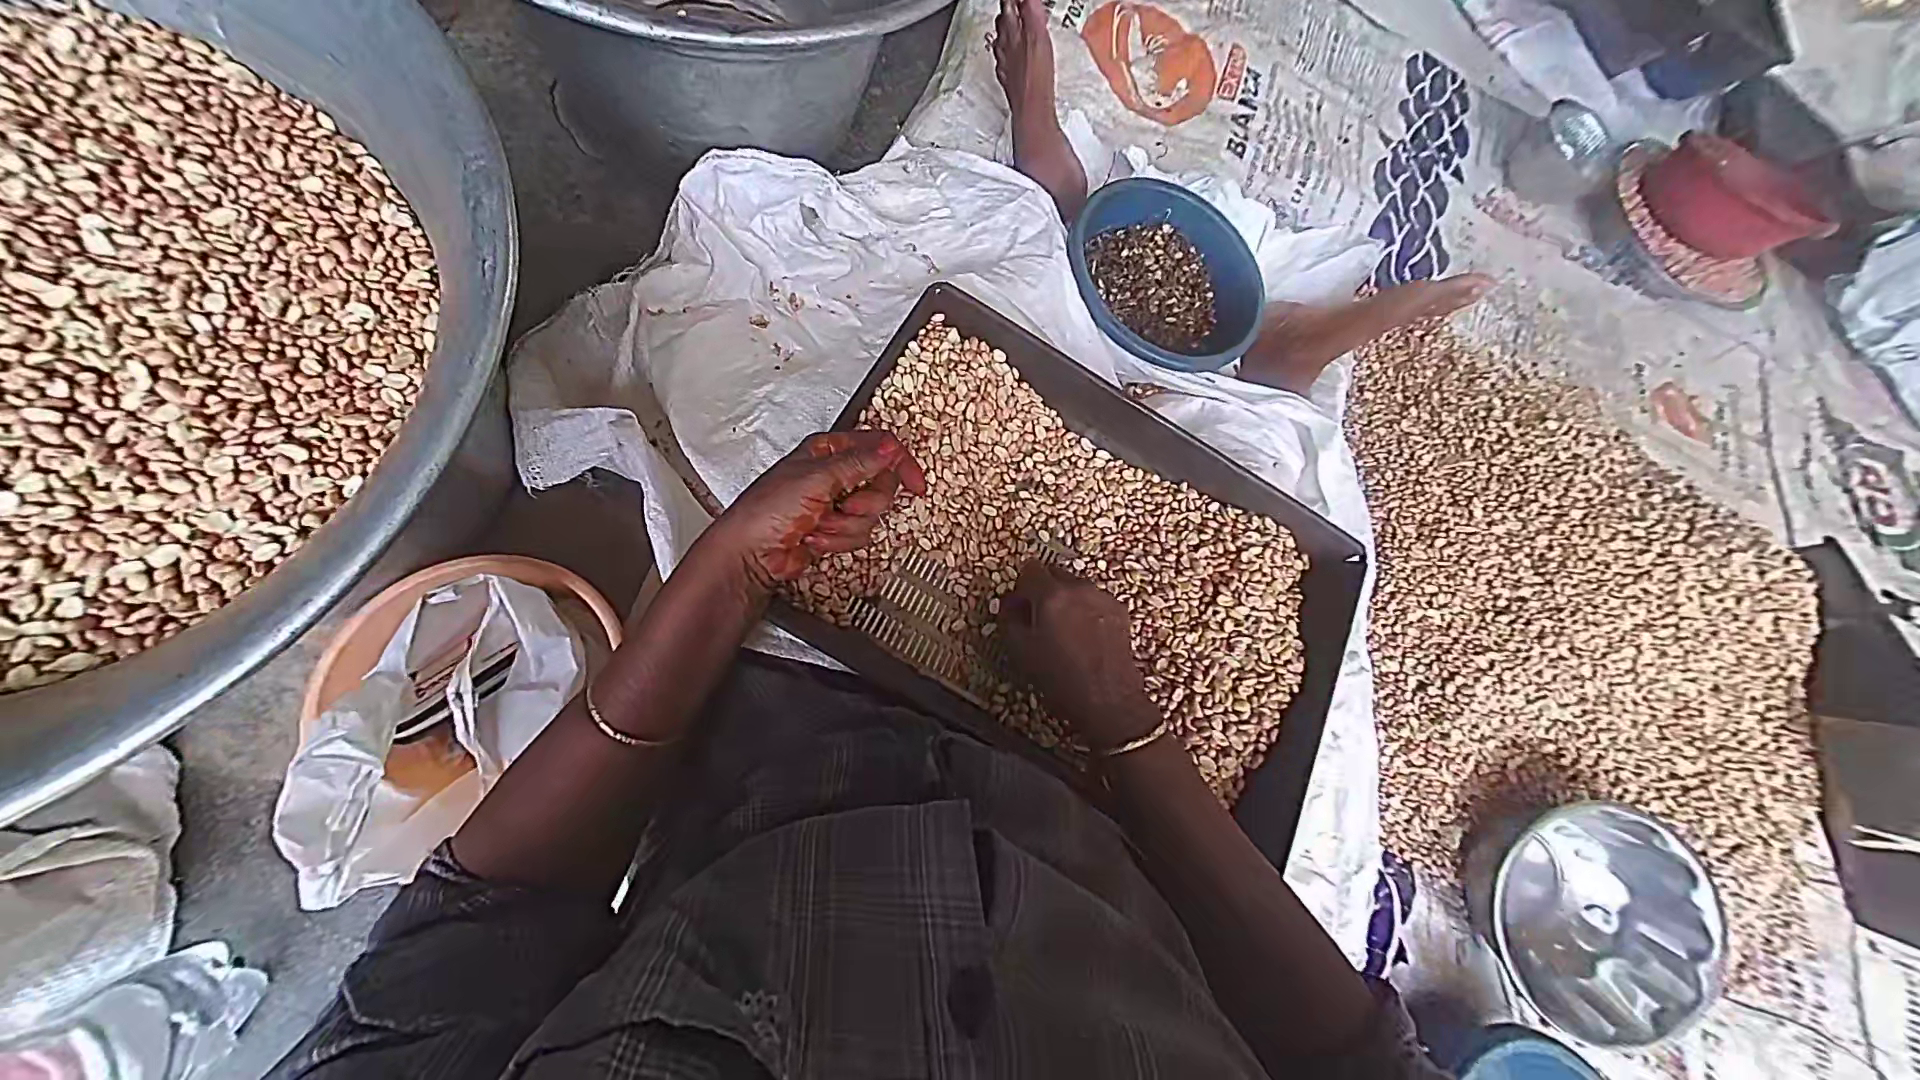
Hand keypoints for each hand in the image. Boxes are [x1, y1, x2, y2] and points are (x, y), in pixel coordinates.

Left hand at [697, 430, 926, 598]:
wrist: (751, 554)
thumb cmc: (767, 510)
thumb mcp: (817, 479)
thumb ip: (859, 464)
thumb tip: (889, 449)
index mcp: (829, 450)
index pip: (880, 447)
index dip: (901, 464)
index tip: (916, 484)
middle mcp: (836, 474)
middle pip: (882, 484)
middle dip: (865, 502)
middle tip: (845, 506)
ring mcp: (837, 503)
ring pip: (872, 514)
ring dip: (846, 525)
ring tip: (819, 524)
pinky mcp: (837, 529)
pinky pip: (860, 534)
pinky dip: (839, 540)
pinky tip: (815, 538)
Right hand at [1000, 560, 1161, 751]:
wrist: (1108, 701)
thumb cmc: (1060, 679)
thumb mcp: (1020, 650)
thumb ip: (1009, 617)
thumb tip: (1010, 602)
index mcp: (1051, 595)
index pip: (1029, 569)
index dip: (1021, 587)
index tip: (1020, 606)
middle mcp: (1079, 588)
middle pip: (1054, 573)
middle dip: (1043, 590)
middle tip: (1039, 620)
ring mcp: (1102, 598)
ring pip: (1075, 587)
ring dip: (1066, 601)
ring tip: (1064, 633)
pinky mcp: (1119, 611)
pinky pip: (1094, 600)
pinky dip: (1085, 611)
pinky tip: (1084, 638)